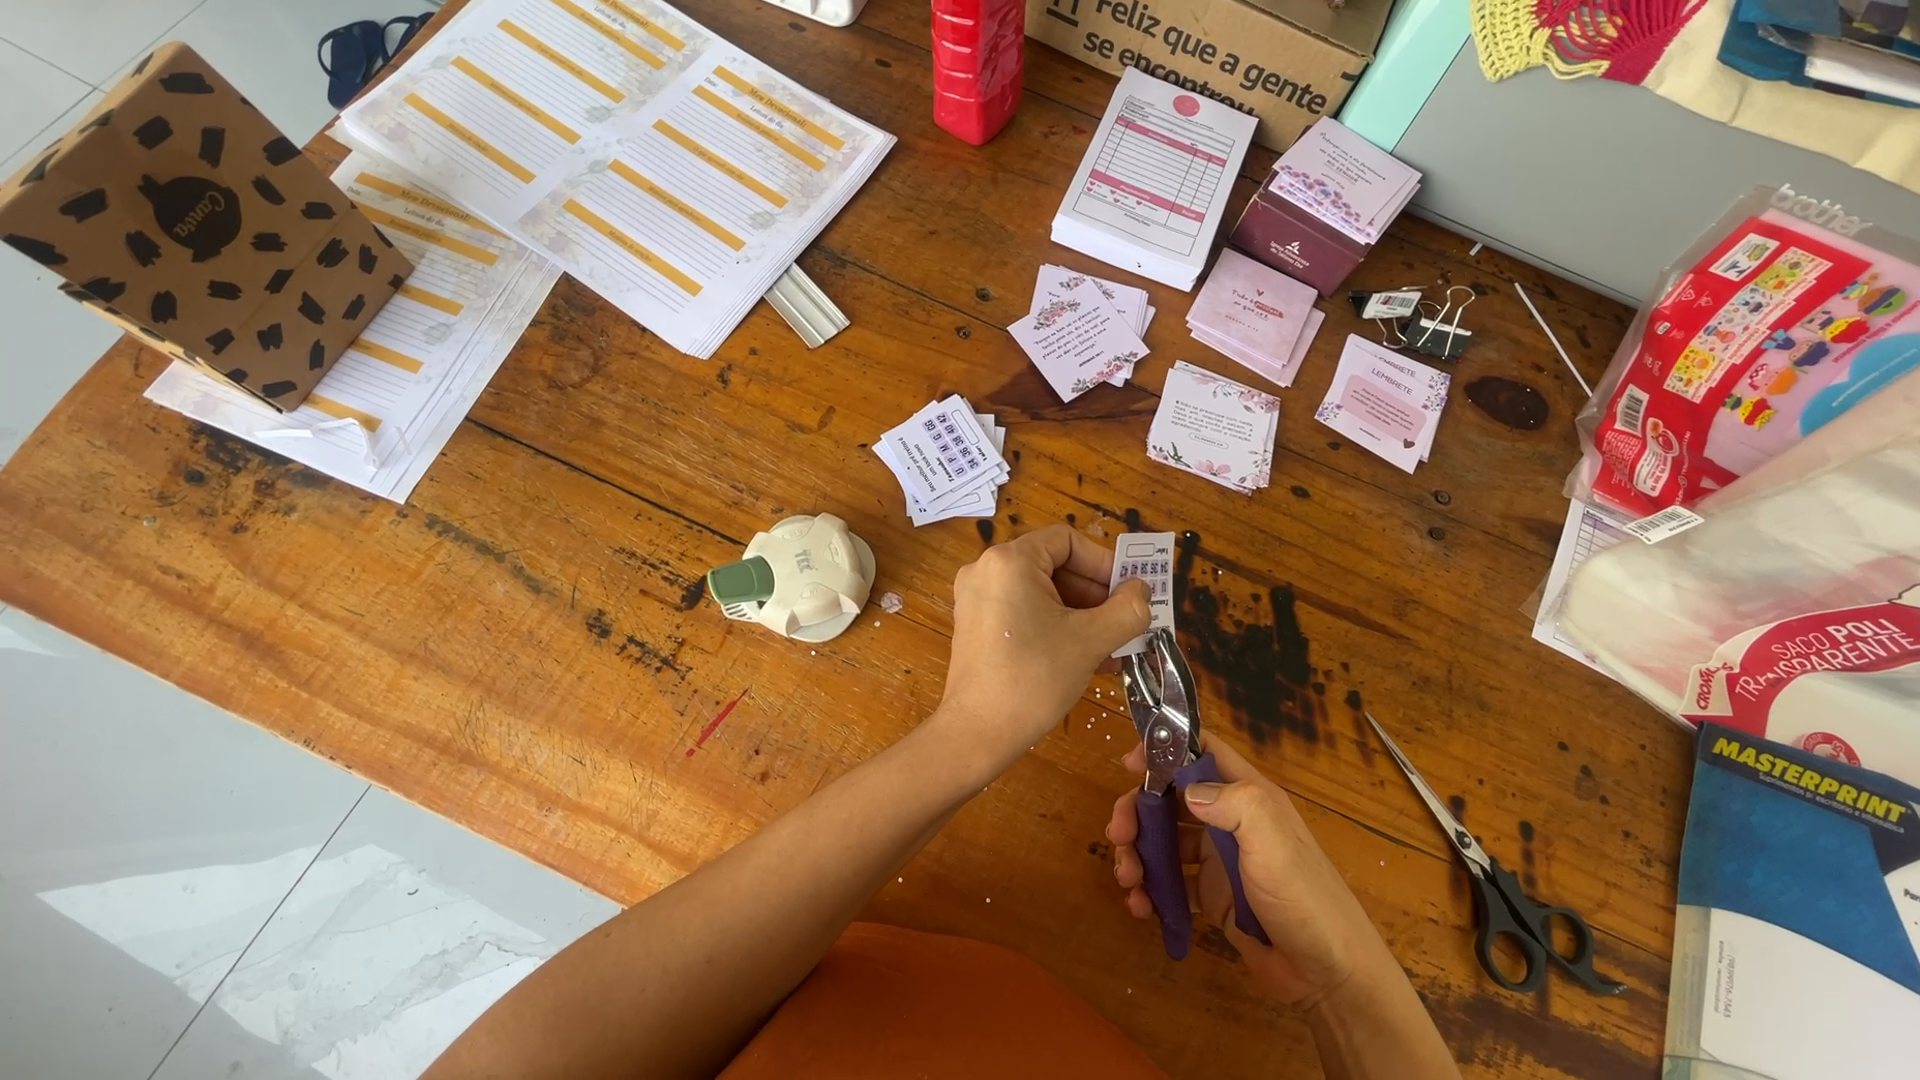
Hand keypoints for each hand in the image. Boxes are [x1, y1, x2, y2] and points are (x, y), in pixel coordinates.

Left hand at [934, 525, 1148, 767]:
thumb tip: (1142, 590)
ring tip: (1112, 649)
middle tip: (1125, 623)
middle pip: (1054, 566)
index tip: (1129, 593)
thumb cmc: (1035, 678)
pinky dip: (1055, 627)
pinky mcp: (975, 625)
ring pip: (1042, 593)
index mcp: (1010, 561)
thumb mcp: (1091, 640)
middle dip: (1095, 595)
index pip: (1067, 541)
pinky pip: (1024, 612)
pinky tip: (1084, 658)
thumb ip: (1127, 608)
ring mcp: (976, 599)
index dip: (1104, 564)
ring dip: (1081, 616)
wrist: (978, 732)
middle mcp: (986, 570)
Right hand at [1106, 739, 1398, 1009]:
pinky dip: (1151, 889)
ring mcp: (1220, 860)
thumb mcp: (1273, 841)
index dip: (1165, 748)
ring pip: (1165, 841)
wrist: (1328, 976)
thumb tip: (1185, 790)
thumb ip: (1233, 803)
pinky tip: (1141, 906)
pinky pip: (1171, 882)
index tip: (1129, 763)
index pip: (1203, 752)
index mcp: (1248, 797)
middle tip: (1117, 835)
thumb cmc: (1304, 899)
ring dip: (1138, 853)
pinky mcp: (1213, 896)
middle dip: (1137, 812)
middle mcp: (1231, 821)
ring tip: (1128, 880)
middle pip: (1170, 799)